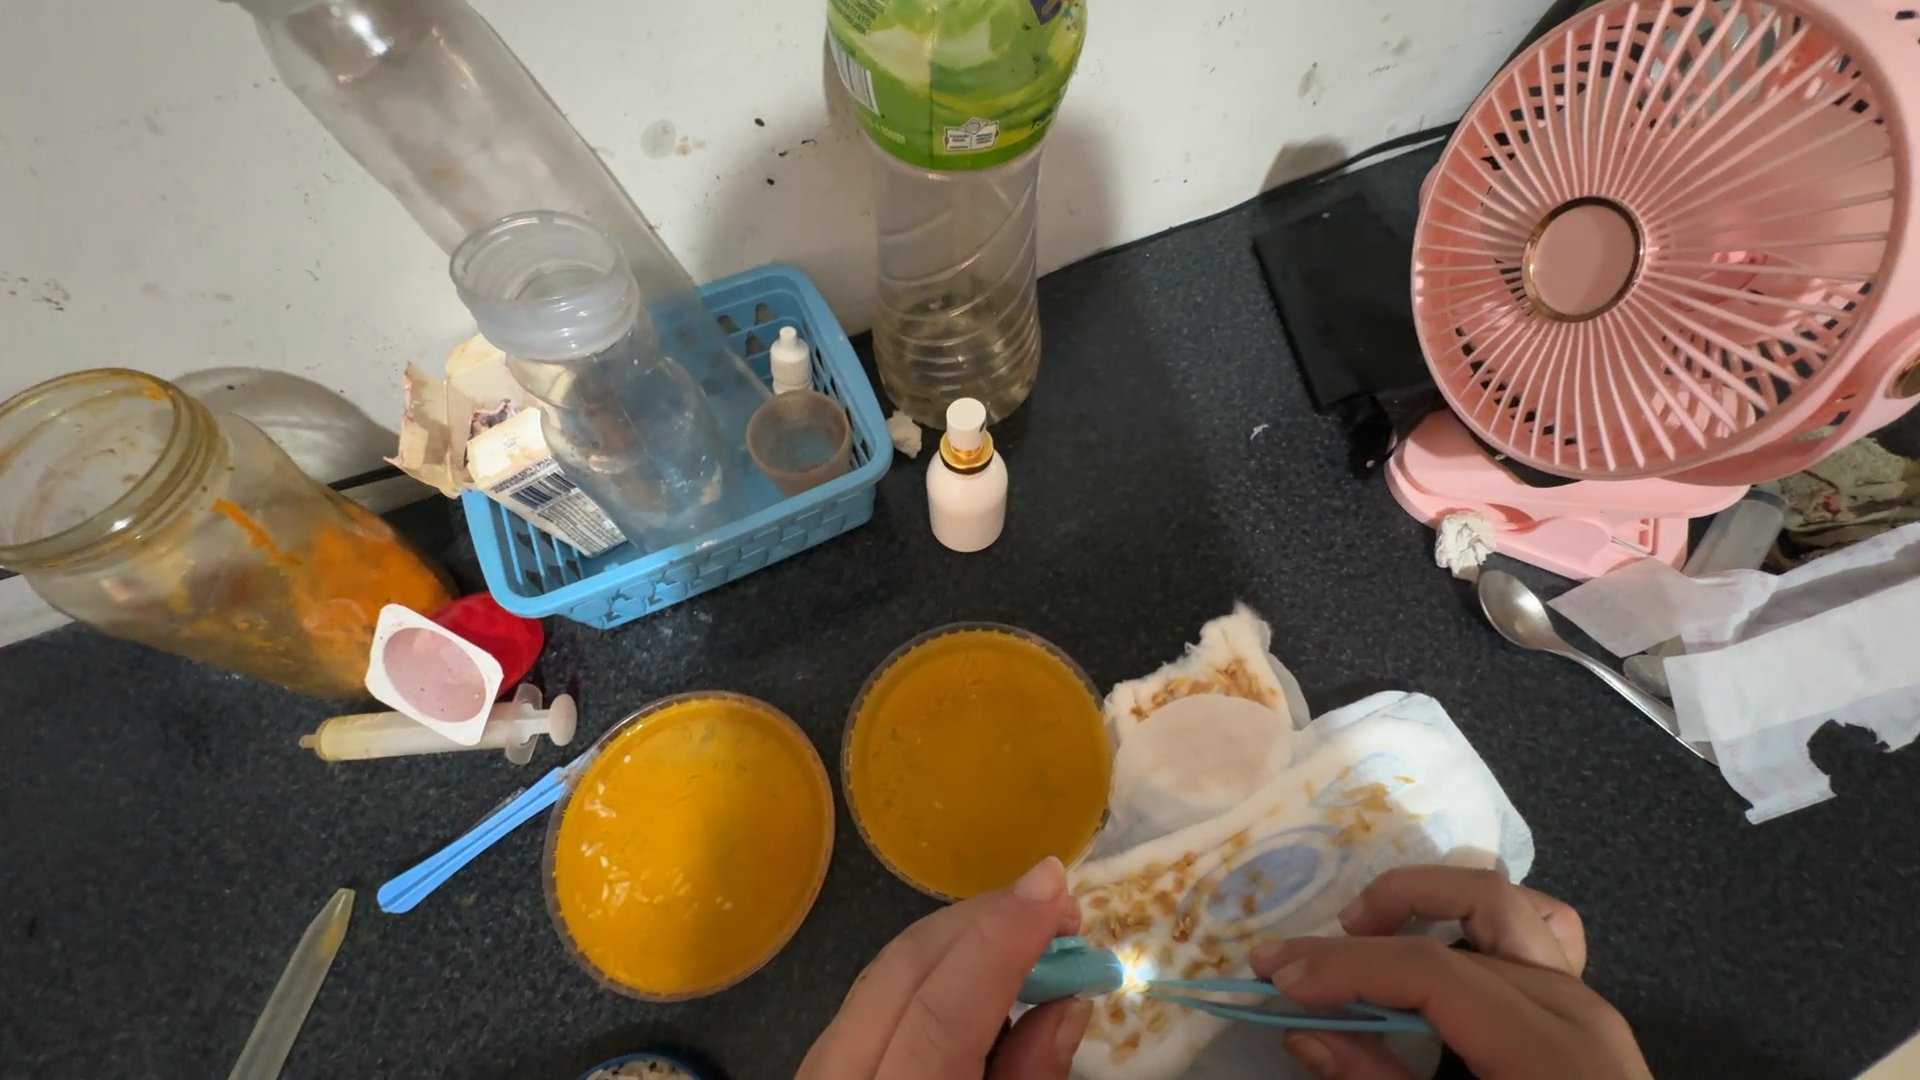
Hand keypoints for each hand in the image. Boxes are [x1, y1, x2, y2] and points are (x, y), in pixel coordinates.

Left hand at [799, 856, 1092, 1079]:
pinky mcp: (824, 1062)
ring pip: (889, 968)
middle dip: (986, 919)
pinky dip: (938, 964)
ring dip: (965, 934)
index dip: (1000, 939)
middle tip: (1058, 902)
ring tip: (1031, 924)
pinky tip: (982, 963)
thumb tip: (1066, 1000)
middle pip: (904, 968)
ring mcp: (818, 1068)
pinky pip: (882, 990)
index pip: (940, 1011)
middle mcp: (835, 1079)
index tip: (1052, 881)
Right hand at [1252, 866, 1650, 1079]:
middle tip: (1305, 957)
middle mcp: (1575, 1008)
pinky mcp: (1575, 1002)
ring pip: (1496, 898)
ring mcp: (1581, 997)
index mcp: (1554, 1056)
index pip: (1432, 973)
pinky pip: (1531, 925)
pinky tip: (1427, 934)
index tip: (1279, 979)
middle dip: (1368, 926)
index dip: (1347, 968)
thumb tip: (1299, 1029)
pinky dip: (1467, 913)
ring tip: (1361, 926)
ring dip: (1417, 897)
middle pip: (1457, 919)